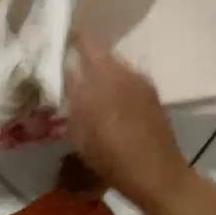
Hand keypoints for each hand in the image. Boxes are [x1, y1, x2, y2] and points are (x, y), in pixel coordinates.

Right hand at [66, 34, 199, 214]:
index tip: (57, 39)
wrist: (159, 175)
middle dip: (83, 51)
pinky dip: (114, 79)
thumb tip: (65, 74)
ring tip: (86, 81)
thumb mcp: (80, 134)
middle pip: (99, 50)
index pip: (83, 45)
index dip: (70, 39)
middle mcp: (121, 73)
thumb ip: (72, 100)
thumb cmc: (113, 160)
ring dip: (99, 66)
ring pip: (113, 62)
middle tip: (68, 61)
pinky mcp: (151, 92)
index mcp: (100, 80)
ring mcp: (139, 81)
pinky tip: (108, 97)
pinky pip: (126, 75)